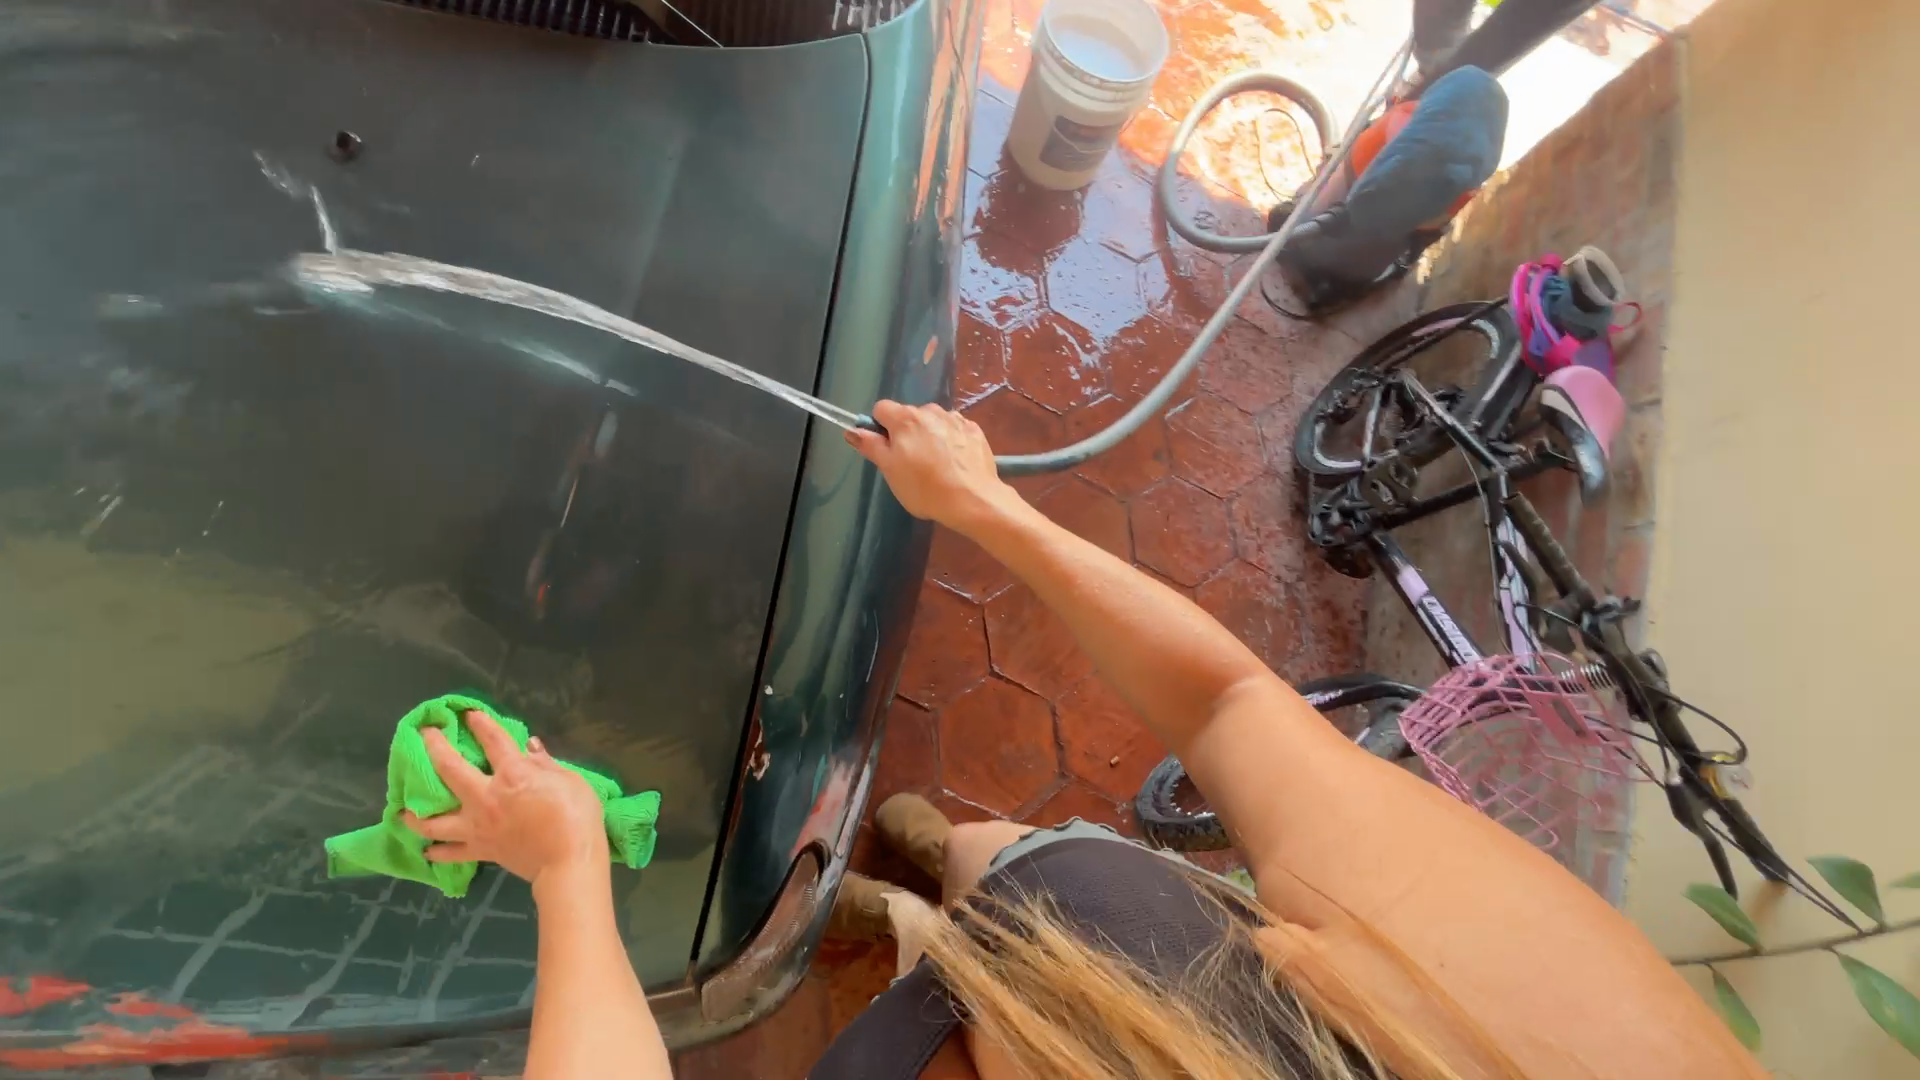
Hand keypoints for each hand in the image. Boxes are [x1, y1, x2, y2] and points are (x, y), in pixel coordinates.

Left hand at [403, 710, 608, 891]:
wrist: (568, 860)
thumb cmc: (577, 814)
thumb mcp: (570, 780)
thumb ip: (546, 764)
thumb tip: (530, 748)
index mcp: (513, 775)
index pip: (494, 742)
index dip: (481, 725)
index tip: (469, 714)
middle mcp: (486, 798)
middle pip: (451, 770)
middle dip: (435, 749)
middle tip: (424, 736)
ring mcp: (478, 827)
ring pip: (434, 820)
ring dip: (415, 814)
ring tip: (404, 810)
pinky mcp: (479, 851)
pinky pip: (450, 853)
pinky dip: (436, 851)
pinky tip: (428, 849)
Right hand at [845, 401, 1021, 530]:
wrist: (972, 500)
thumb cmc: (924, 488)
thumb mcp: (890, 470)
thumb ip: (871, 446)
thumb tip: (852, 430)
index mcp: (905, 419)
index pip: (881, 409)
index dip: (880, 428)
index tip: (886, 449)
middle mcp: (931, 411)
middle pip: (909, 416)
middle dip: (906, 434)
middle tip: (911, 463)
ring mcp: (956, 419)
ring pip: (933, 422)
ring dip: (930, 436)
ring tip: (936, 465)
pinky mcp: (975, 431)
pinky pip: (955, 430)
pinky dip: (951, 441)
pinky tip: (955, 463)